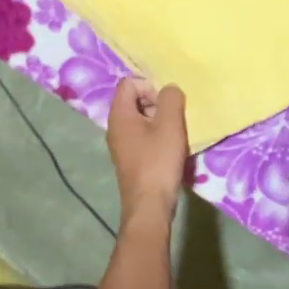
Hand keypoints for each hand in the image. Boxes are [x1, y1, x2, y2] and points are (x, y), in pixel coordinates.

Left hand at [107, 78, 188, 226]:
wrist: (149, 205)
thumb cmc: (158, 161)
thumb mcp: (170, 124)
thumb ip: (171, 98)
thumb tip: (169, 89)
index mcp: (119, 114)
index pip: (129, 83)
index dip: (149, 86)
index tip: (165, 104)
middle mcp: (114, 127)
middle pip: (133, 100)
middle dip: (156, 103)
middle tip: (173, 118)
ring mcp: (120, 144)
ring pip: (140, 119)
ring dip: (159, 121)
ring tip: (174, 134)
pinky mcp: (129, 159)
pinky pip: (141, 136)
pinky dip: (156, 136)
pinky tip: (169, 149)